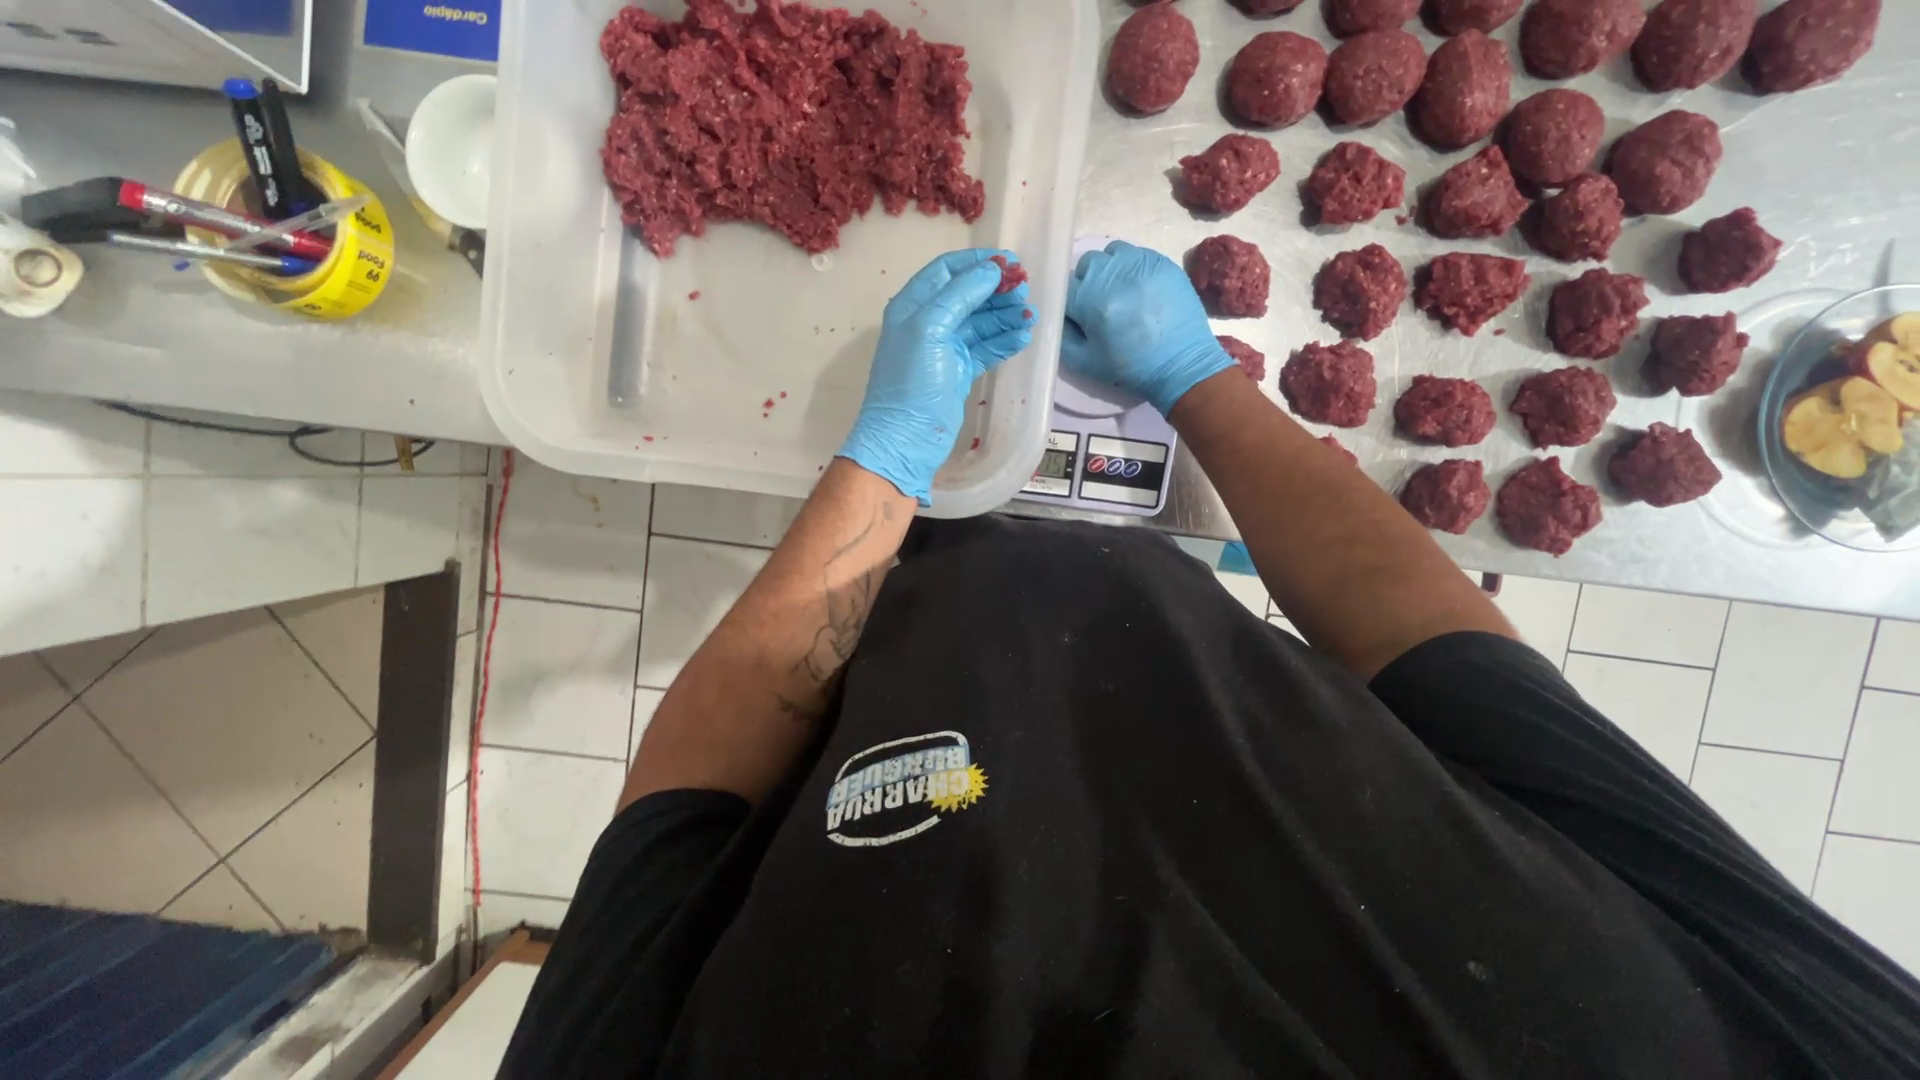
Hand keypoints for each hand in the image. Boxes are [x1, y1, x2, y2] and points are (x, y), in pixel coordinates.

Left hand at [838, 249, 1035, 503]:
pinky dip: (1004, 340)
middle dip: (997, 290)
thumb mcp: (930, 329)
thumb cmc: (912, 381)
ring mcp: (945, 348)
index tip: (1010, 262)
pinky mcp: (959, 371)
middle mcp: (928, 323)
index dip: (977, 263)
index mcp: (913, 306)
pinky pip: (986, 348)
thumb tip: (991, 270)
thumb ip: (960, 295)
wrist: (905, 439)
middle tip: (1025, 291)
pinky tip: (1024, 336)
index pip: (947, 271)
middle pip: (968, 294)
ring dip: (1005, 315)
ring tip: (1030, 315)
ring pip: (980, 321)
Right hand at [1063, 240, 1232, 415]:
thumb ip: (1061, 334)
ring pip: (1111, 253)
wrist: (1181, 364)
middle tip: (1100, 305)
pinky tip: (1140, 289)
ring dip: (1109, 270)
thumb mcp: (1084, 362)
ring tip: (1120, 292)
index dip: (1069, 302)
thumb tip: (1058, 313)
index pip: (1064, 287)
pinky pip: (1136, 253)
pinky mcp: (1162, 261)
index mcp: (1091, 300)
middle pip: (1086, 265)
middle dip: (1088, 283)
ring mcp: (1140, 263)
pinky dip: (1132, 268)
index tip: (1078, 316)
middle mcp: (1114, 274)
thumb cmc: (1130, 367)